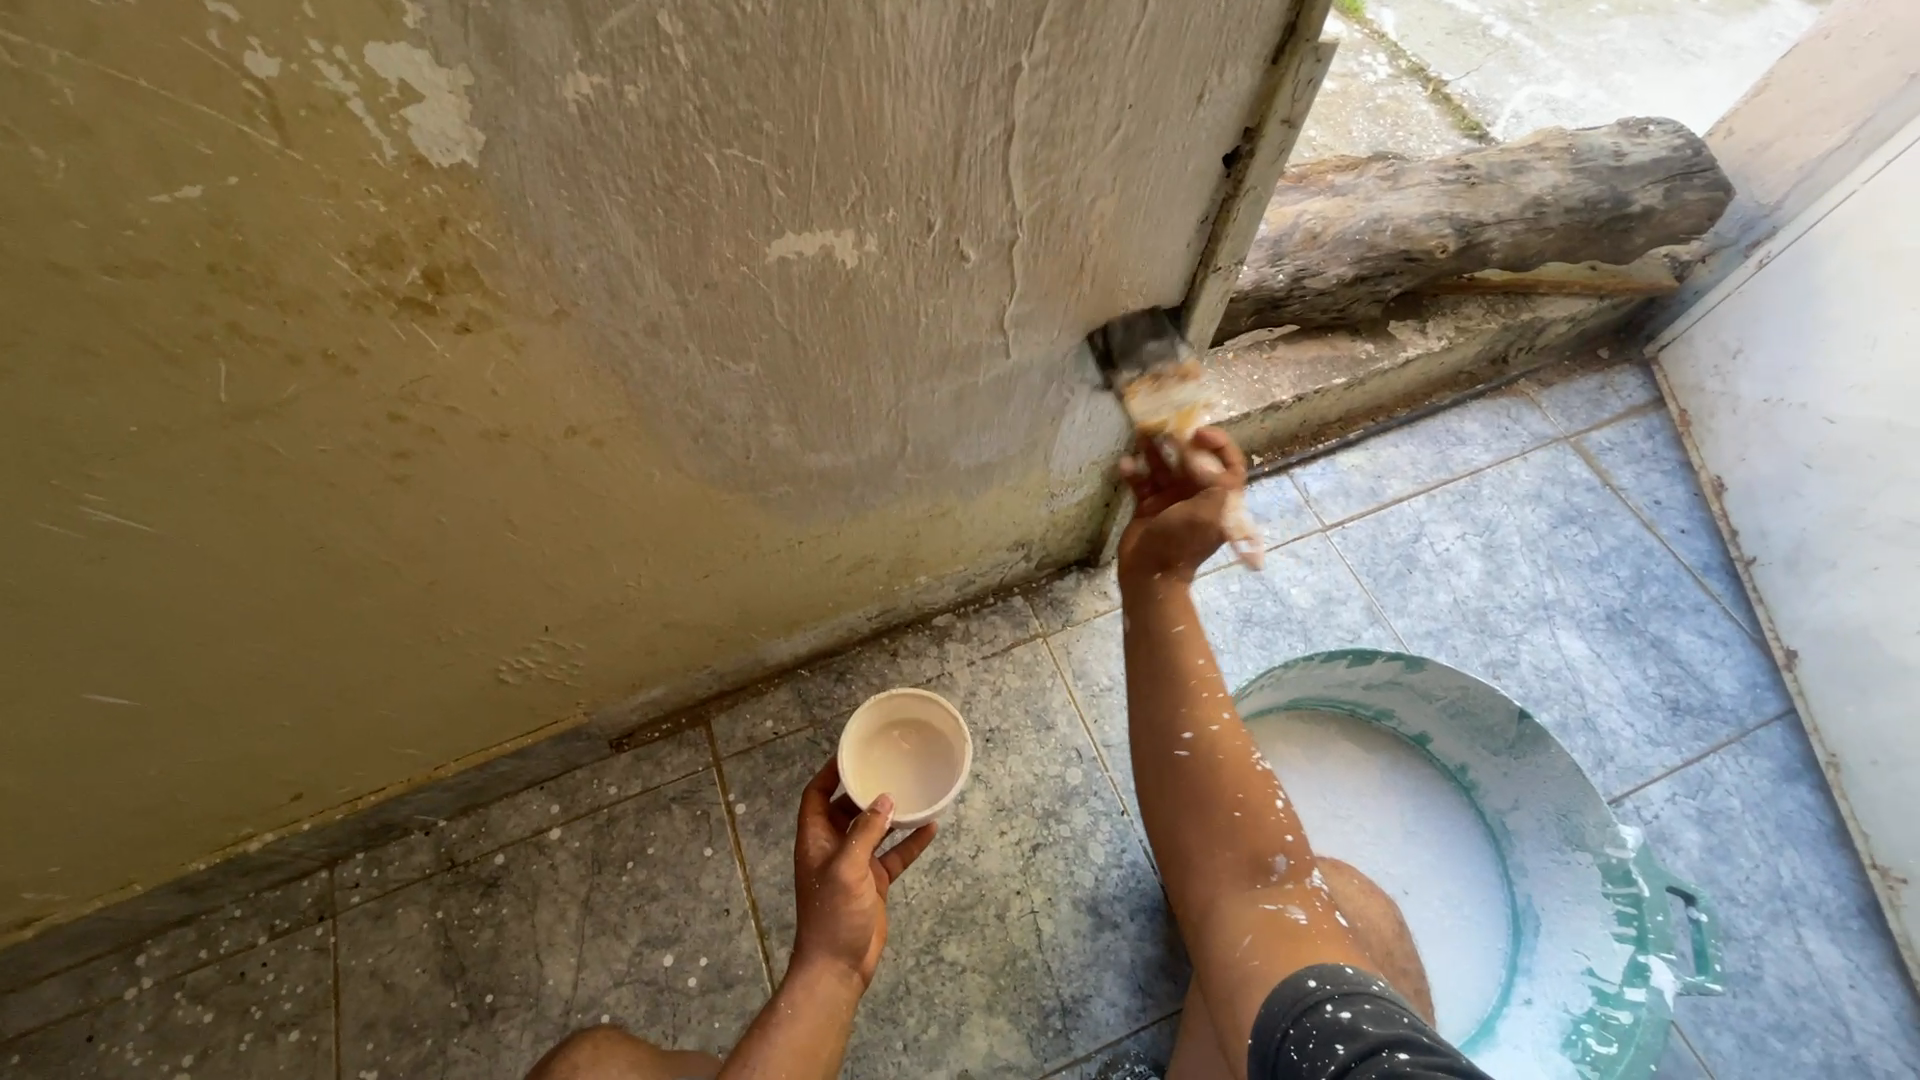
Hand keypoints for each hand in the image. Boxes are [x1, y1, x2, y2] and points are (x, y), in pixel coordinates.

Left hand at [790, 757, 937, 988]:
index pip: (816, 795)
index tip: (851, 753)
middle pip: (847, 808)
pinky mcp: (874, 882)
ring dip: (891, 814)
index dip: (829, 773)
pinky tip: (930, 826)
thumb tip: (884, 799)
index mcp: (815, 839)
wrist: (839, 967)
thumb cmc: (833, 915)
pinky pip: (894, 854)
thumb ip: (864, 832)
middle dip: (865, 789)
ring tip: (913, 791)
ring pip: (874, 830)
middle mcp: (833, 847)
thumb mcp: (846, 868)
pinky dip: (909, 842)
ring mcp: (855, 865)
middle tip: (889, 766)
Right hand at [1115, 426, 1248, 586]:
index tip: (1200, 432)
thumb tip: (1198, 457)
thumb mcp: (1207, 514)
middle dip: (1179, 443)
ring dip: (1154, 451)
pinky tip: (1125, 465)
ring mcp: (1171, 501)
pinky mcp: (1148, 506)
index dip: (1220, 445)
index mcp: (1218, 499)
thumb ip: (1213, 482)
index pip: (1229, 465)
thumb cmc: (1181, 544)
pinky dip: (1133, 472)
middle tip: (1163, 429)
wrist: (1149, 574)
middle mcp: (1197, 496)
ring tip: (1141, 436)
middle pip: (1193, 461)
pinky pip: (1142, 482)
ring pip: (1165, 467)